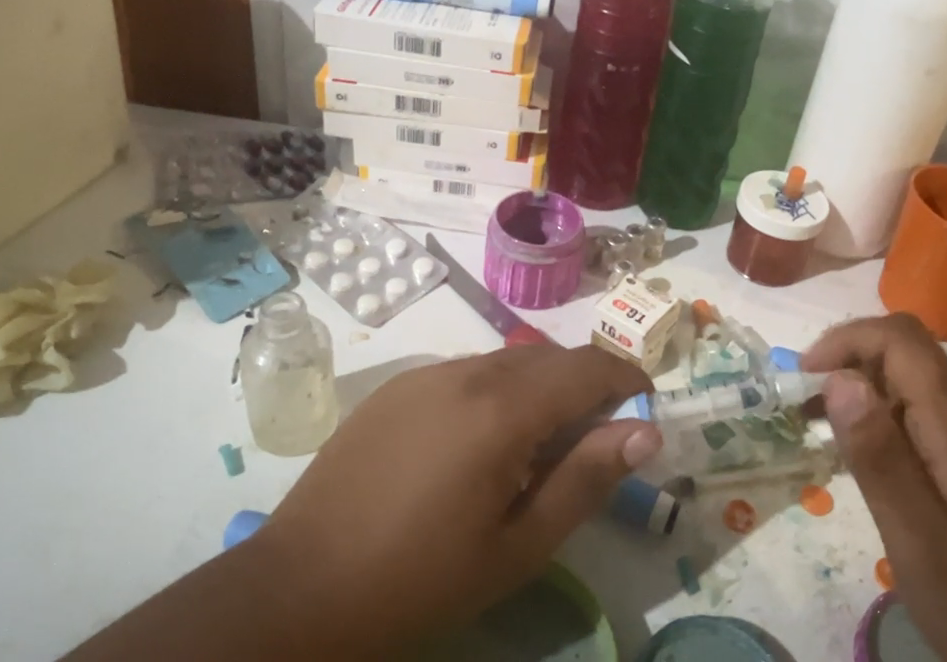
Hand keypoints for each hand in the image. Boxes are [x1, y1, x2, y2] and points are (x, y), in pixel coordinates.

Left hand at [255, 345, 660, 657]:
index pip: (586, 368)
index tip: (644, 407)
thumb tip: (645, 432)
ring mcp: (423, 375)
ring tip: (534, 450)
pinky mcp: (393, 389)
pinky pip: (464, 373)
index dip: (625, 379)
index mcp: (501, 409)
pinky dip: (494, 392)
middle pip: (547, 358)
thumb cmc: (422, 578)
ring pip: (505, 362)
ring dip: (538, 388)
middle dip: (584, 385)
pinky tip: (477, 447)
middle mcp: (465, 372)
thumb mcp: (519, 544)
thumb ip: (586, 479)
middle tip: (593, 441)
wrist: (301, 588)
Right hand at [805, 315, 946, 661]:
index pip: (900, 337)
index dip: (845, 340)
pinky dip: (893, 425)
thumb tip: (838, 378)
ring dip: (868, 397)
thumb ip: (879, 459)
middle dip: (849, 367)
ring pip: (920, 386)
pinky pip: (936, 419)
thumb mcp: (923, 547)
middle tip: (806, 418)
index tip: (802, 381)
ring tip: (832, 445)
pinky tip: (880, 473)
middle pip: (909, 354)